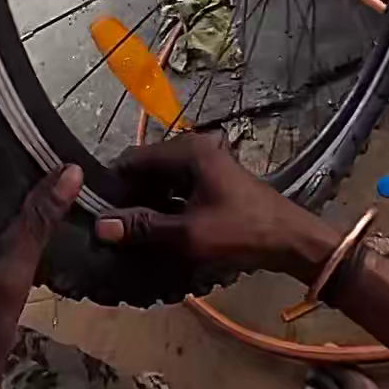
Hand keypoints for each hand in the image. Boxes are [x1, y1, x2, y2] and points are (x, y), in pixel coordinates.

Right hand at [95, 133, 337, 281]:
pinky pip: (177, 186)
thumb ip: (143, 226)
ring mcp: (205, 162)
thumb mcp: (188, 233)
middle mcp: (194, 148)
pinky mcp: (212, 179)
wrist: (291, 239)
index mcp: (188, 150)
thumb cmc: (241, 231)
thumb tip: (101, 225)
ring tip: (130, 230)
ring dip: (147, 201)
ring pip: (162, 178)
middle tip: (112, 225)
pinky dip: (165, 203)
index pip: (134, 158)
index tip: (98, 210)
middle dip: (130, 194)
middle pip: (147, 167)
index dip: (114, 183)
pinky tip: (155, 227)